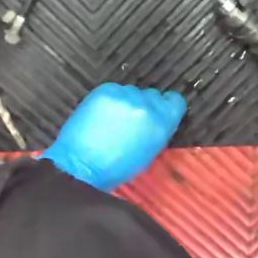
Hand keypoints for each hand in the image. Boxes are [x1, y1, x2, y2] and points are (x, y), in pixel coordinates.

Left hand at [39, 83, 186, 190]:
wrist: (82, 167)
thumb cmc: (117, 168)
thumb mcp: (150, 152)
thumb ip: (159, 129)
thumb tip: (159, 117)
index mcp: (162, 123)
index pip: (176, 100)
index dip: (168, 104)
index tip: (161, 109)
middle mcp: (146, 106)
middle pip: (153, 95)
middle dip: (145, 105)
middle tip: (132, 119)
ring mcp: (125, 97)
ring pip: (132, 92)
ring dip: (126, 102)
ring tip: (113, 119)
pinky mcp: (105, 92)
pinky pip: (114, 90)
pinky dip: (110, 100)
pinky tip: (102, 115)